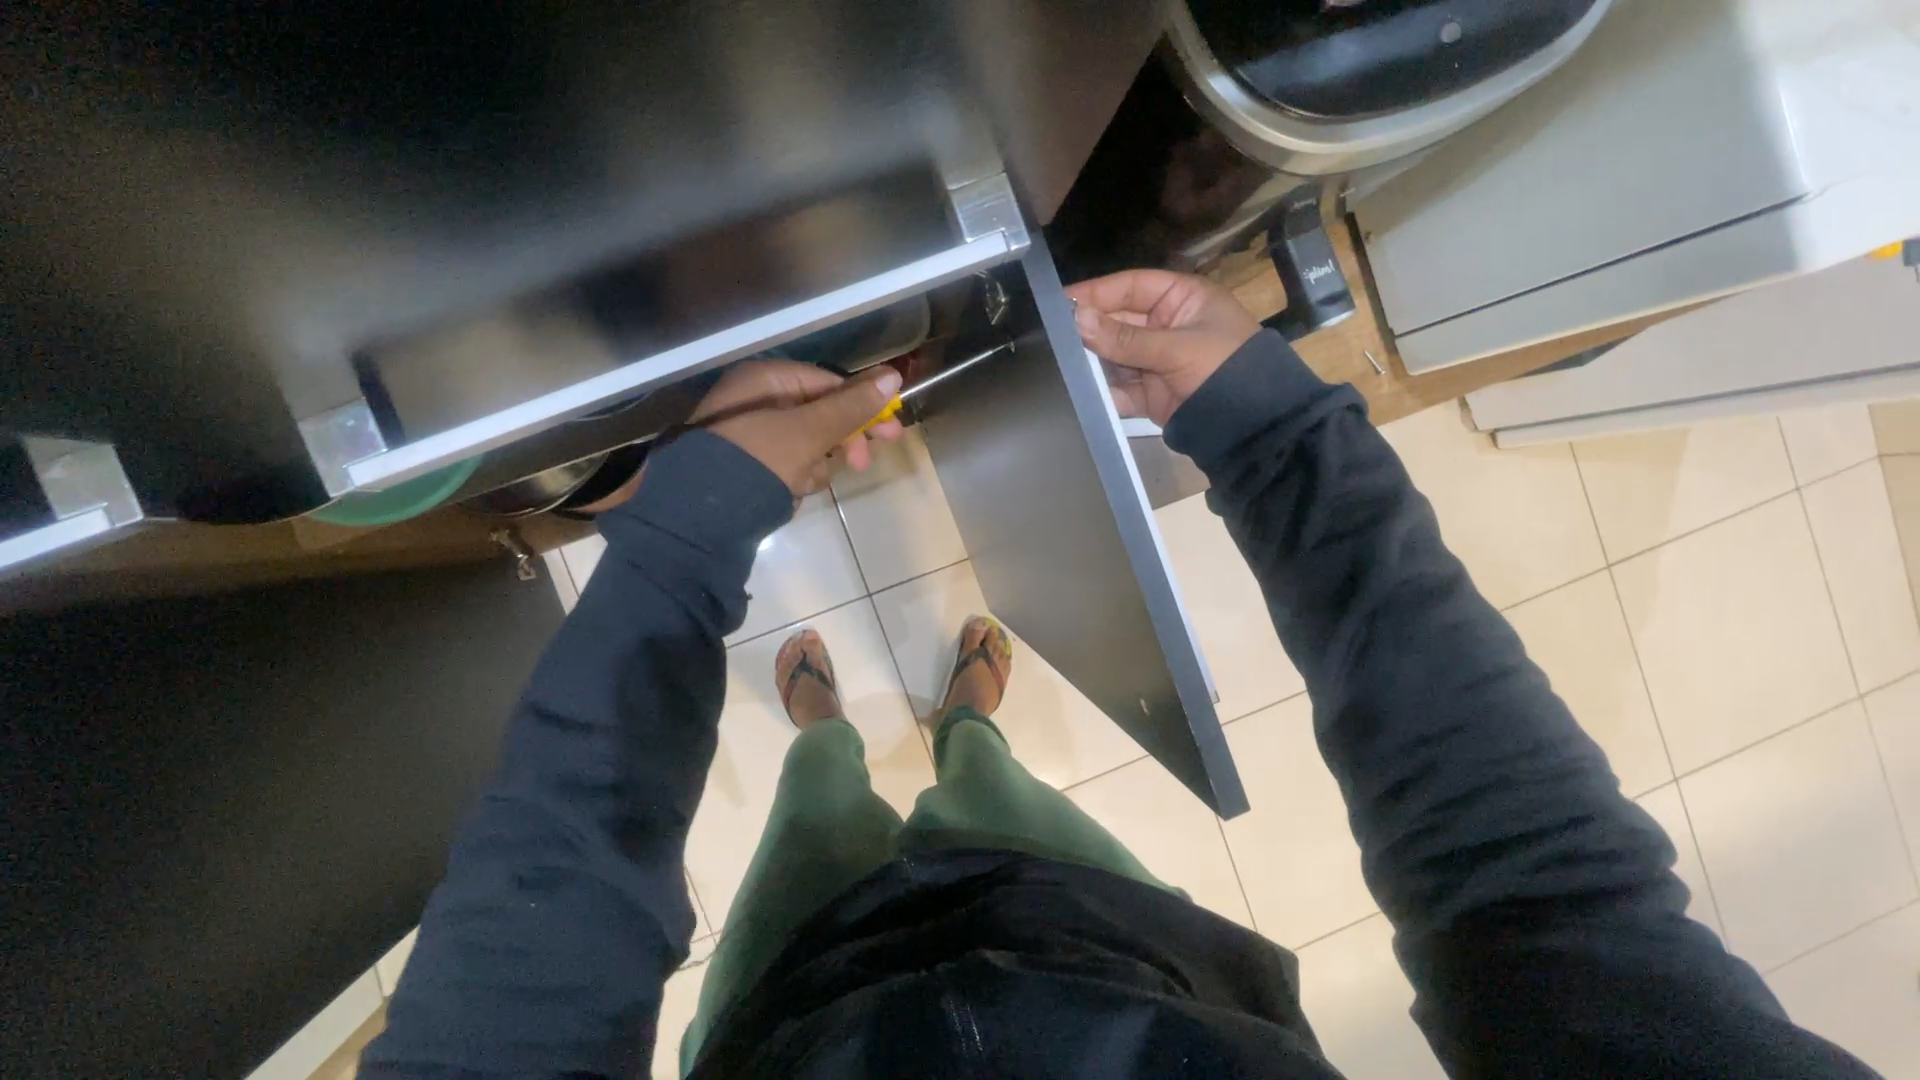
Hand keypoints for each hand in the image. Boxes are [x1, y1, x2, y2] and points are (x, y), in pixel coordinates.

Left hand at [692, 358, 903, 495]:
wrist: (696, 519)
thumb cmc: (756, 463)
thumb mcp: (808, 432)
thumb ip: (851, 407)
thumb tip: (893, 376)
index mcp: (764, 381)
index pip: (828, 384)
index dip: (863, 407)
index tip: (890, 434)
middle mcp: (755, 402)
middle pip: (819, 416)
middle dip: (839, 442)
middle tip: (860, 465)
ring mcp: (749, 437)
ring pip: (807, 446)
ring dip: (814, 467)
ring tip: (800, 484)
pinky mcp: (746, 468)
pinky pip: (787, 468)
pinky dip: (794, 480)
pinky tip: (786, 494)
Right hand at [1066, 269, 1261, 426]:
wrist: (1253, 427)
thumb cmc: (1224, 369)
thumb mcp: (1176, 348)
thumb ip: (1124, 338)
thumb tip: (1077, 319)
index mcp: (1181, 299)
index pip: (1130, 286)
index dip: (1096, 292)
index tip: (1060, 301)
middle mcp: (1166, 325)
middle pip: (1117, 321)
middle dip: (1089, 331)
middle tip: (1052, 337)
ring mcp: (1156, 361)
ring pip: (1113, 356)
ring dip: (1091, 363)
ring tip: (1059, 365)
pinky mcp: (1150, 394)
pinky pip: (1118, 388)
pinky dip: (1101, 392)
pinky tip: (1078, 392)